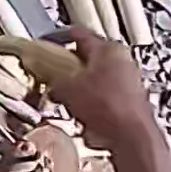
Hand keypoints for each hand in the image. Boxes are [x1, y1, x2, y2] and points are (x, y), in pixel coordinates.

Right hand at [47, 29, 163, 152]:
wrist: (130, 137)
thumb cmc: (107, 107)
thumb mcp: (66, 86)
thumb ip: (51, 73)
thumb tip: (40, 66)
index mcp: (108, 49)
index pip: (77, 34)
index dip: (56, 39)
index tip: (44, 44)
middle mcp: (122, 61)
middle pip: (85, 57)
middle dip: (65, 66)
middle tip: (49, 74)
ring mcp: (128, 80)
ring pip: (93, 76)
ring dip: (75, 84)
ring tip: (61, 96)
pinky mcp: (128, 100)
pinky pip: (101, 94)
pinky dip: (87, 99)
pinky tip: (77, 111)